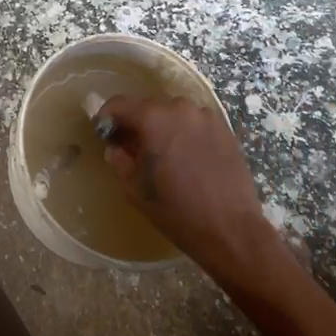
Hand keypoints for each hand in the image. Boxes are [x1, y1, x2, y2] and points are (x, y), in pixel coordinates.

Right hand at [97, 96, 281, 274]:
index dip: (107, 117)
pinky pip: (195, 123)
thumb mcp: (136, 190)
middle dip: (137, 124)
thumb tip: (115, 148)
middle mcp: (179, 108)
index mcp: (153, 119)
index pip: (120, 105)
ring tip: (164, 154)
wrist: (231, 230)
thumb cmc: (177, 211)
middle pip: (148, 108)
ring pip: (173, 114)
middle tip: (133, 149)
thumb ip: (119, 161)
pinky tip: (188, 158)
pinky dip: (186, 133)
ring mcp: (205, 117)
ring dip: (163, 128)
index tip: (104, 133)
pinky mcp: (224, 129)